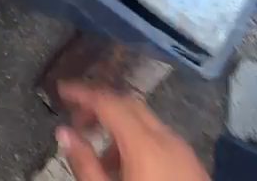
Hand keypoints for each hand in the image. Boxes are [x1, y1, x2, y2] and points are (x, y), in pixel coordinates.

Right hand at [55, 83, 208, 180]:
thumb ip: (84, 163)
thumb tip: (63, 132)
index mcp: (144, 144)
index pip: (107, 102)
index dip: (81, 92)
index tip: (61, 89)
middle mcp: (167, 139)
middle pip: (128, 104)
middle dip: (100, 105)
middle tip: (77, 119)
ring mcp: (185, 152)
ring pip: (146, 121)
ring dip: (119, 125)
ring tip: (100, 153)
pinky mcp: (195, 167)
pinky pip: (161, 139)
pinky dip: (139, 140)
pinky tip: (128, 167)